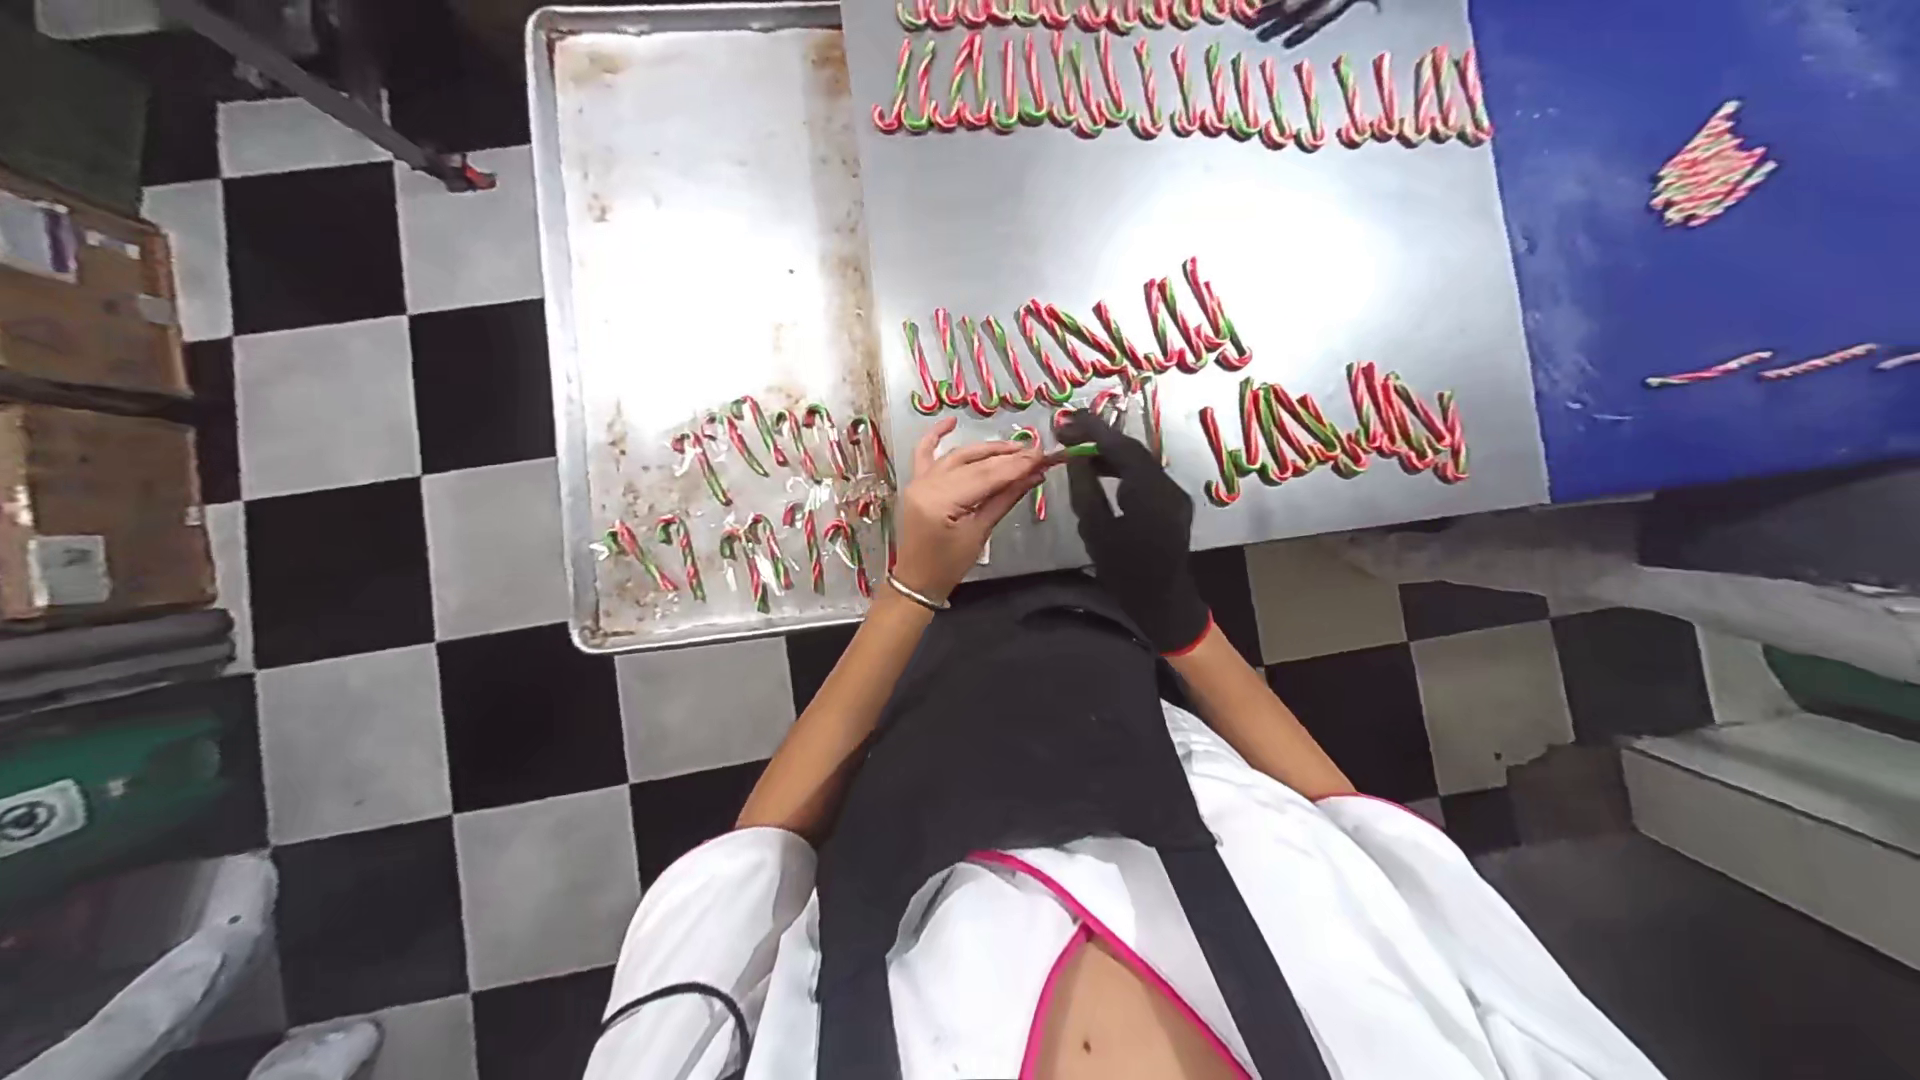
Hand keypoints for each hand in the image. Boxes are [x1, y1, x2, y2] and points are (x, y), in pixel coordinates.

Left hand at [893, 416, 1046, 601]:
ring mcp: (918, 482)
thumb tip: (1034, 475)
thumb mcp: (980, 533)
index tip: (1043, 455)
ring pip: (957, 457)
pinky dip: (936, 436)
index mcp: (940, 501)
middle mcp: (926, 485)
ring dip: (986, 449)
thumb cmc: (949, 565)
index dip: (1016, 464)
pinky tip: (951, 422)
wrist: (916, 581)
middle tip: (1036, 451)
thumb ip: (1005, 499)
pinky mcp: (915, 483)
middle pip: (973, 464)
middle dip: (1006, 456)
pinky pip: (925, 454)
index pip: (986, 476)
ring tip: (1014, 447)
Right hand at [1056, 410, 1210, 653]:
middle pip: (1131, 450)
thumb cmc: (1125, 572)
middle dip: (1098, 438)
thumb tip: (1075, 458)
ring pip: (1138, 462)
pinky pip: (1144, 476)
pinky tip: (1100, 472)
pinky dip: (1120, 469)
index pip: (1120, 448)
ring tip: (1077, 451)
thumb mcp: (1096, 531)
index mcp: (1150, 491)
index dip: (1092, 430)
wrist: (1163, 601)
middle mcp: (1168, 486)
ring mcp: (1173, 494)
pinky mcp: (1172, 504)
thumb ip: (1085, 490)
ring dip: (1108, 454)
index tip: (1064, 421)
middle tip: (1066, 431)